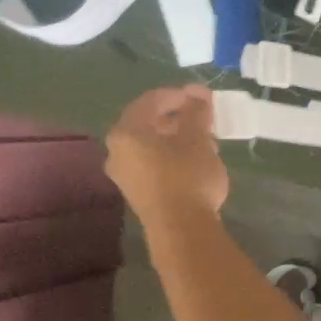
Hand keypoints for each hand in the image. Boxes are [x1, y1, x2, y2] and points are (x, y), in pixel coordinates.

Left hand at [105, 85, 228, 223]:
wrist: (181, 227)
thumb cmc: (188, 177)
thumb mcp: (198, 141)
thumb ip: (197, 114)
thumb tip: (199, 92)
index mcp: (127, 132)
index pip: (150, 101)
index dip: (177, 95)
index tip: (203, 96)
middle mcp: (117, 149)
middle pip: (146, 124)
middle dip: (176, 118)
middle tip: (203, 119)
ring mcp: (123, 172)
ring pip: (149, 145)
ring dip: (174, 138)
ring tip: (203, 142)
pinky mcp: (137, 191)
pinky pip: (151, 163)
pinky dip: (170, 156)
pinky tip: (192, 163)